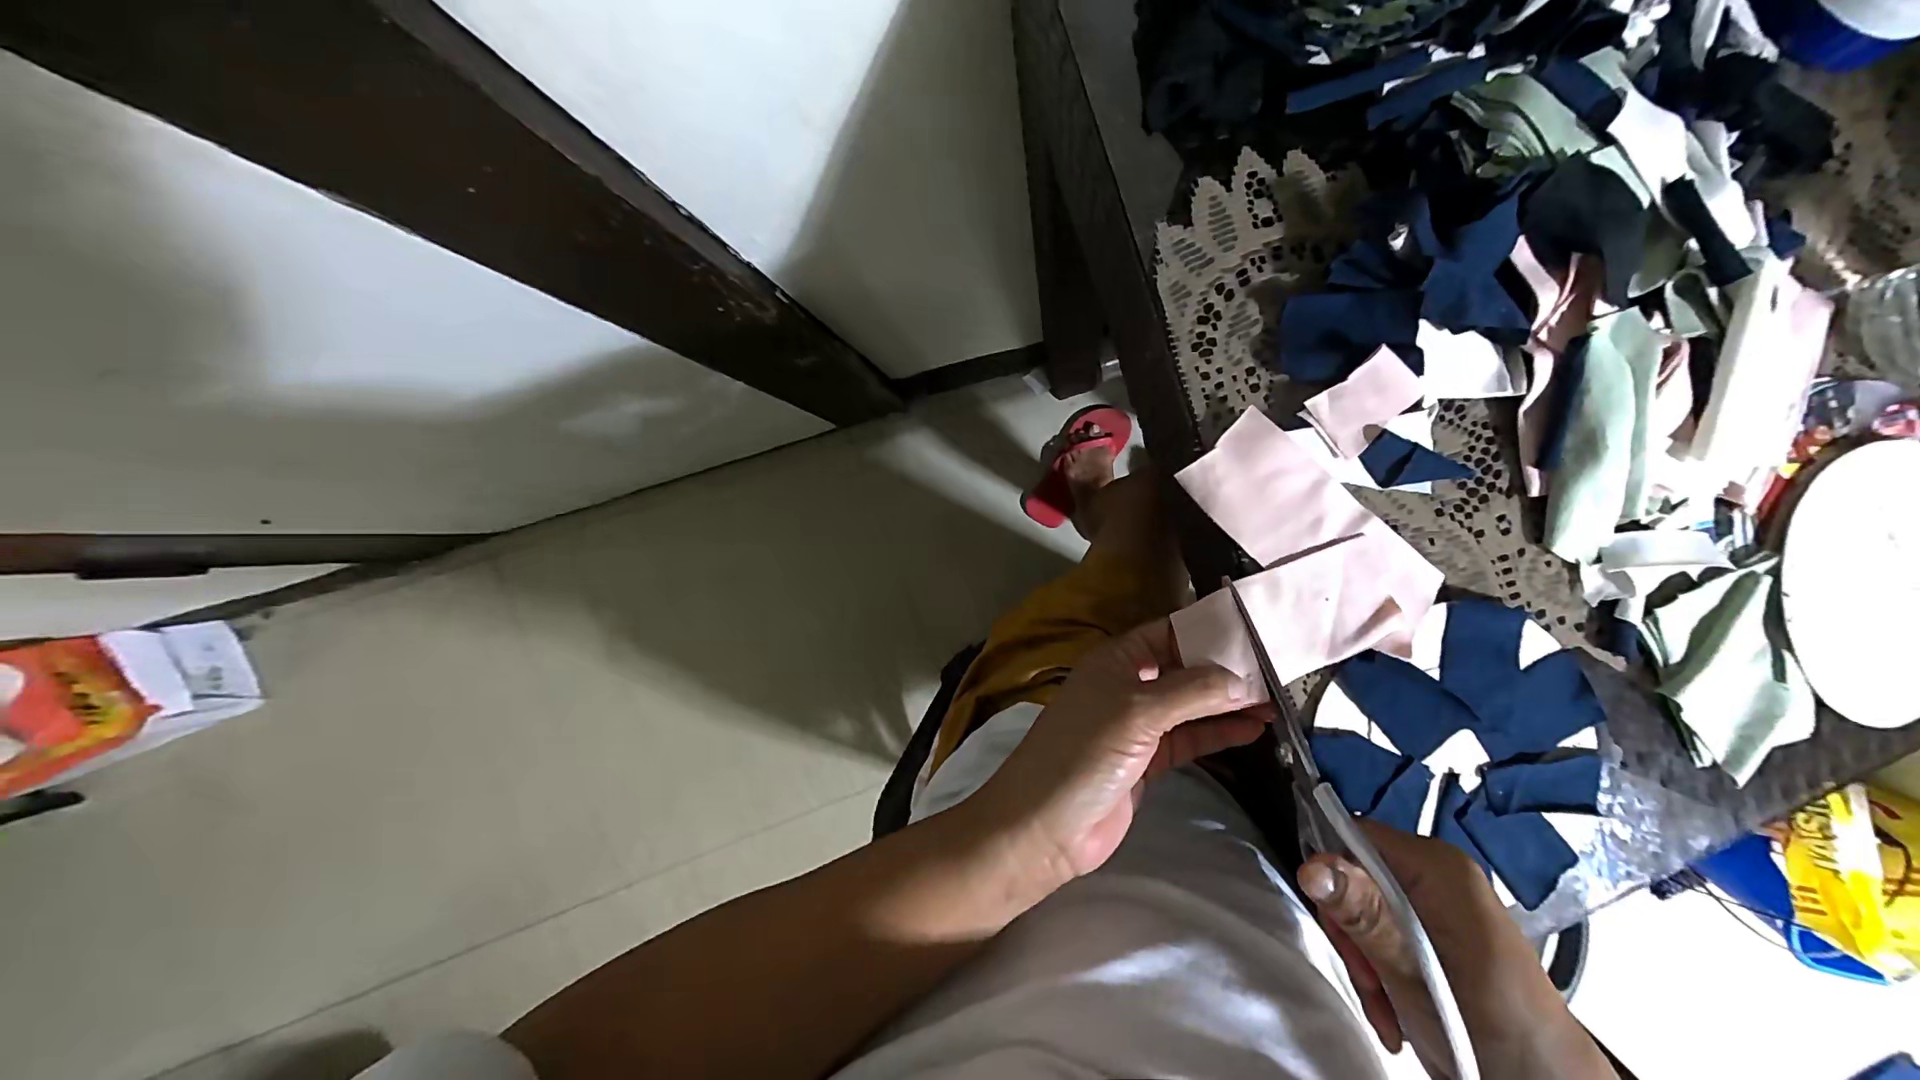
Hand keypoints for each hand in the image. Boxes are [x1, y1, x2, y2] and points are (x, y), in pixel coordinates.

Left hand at [963, 617, 1266, 889]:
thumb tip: (1243, 679)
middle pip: (1184, 667)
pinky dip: (1218, 733)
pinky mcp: (1146, 759)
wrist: (1046, 826)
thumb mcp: (1136, 713)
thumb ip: (1192, 692)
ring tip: (1278, 701)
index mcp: (1116, 659)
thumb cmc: (1083, 754)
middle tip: (1280, 668)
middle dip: (1227, 669)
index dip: (1210, 629)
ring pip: (1191, 704)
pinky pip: (1190, 738)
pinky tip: (1253, 729)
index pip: (1169, 631)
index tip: (1258, 628)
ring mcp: (1137, 723)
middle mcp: (1127, 684)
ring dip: (1229, 703)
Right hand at [1298, 823, 1615, 1079]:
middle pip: (1354, 876)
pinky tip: (1393, 1005)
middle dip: (1350, 931)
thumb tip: (1312, 867)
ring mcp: (1438, 902)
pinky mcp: (1437, 929)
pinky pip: (1384, 929)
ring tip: (1385, 1005)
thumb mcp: (1417, 974)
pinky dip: (1379, 967)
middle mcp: (1437, 873)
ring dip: (1363, 958)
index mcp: (1439, 866)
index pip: (1352, 836)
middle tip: (1367, 980)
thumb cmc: (1494, 1031)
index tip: (1339, 932)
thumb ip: (1365, 916)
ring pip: (1364, 907)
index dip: (1332, 878)